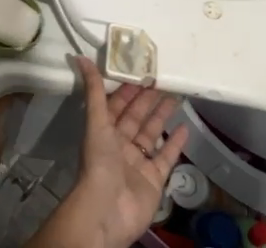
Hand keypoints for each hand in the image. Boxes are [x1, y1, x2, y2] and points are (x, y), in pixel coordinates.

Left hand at [67, 56, 189, 247]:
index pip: (117, 105)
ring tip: (176, 97)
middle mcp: (120, 145)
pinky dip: (175, 143)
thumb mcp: (96, 121)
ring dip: (162, 116)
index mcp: (104, 131)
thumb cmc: (100, 162)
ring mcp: (138, 162)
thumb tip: (80, 57)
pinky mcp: (154, 179)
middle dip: (148, 99)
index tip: (141, 71)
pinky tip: (184, 128)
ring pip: (152, 134)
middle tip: (163, 80)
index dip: (128, 89)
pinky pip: (166, 157)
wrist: (108, 209)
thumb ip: (94, 91)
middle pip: (136, 117)